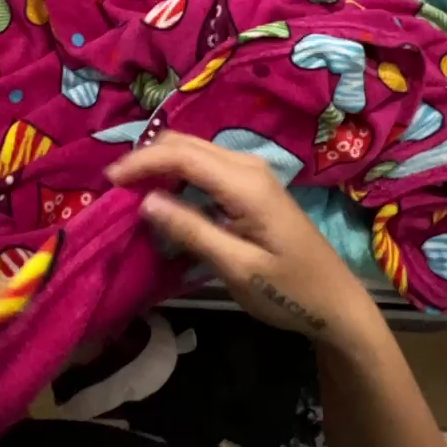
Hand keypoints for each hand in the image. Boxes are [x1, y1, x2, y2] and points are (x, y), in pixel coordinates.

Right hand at [106, 131, 381, 351]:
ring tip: (132, 192)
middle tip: (115, 188)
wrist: (336, 303)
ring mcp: (250, 171)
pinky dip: (177, 173)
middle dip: (147, 159)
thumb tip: (145, 201)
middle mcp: (247, 165)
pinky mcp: (250, 183)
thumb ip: (191, 230)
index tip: (109, 181)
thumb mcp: (236, 267)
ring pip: (193, 150)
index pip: (182, 156)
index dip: (143, 162)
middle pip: (185, 143)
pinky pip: (204, 165)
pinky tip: (163, 195)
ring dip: (161, 164)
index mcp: (245, 183)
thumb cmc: (289, 291)